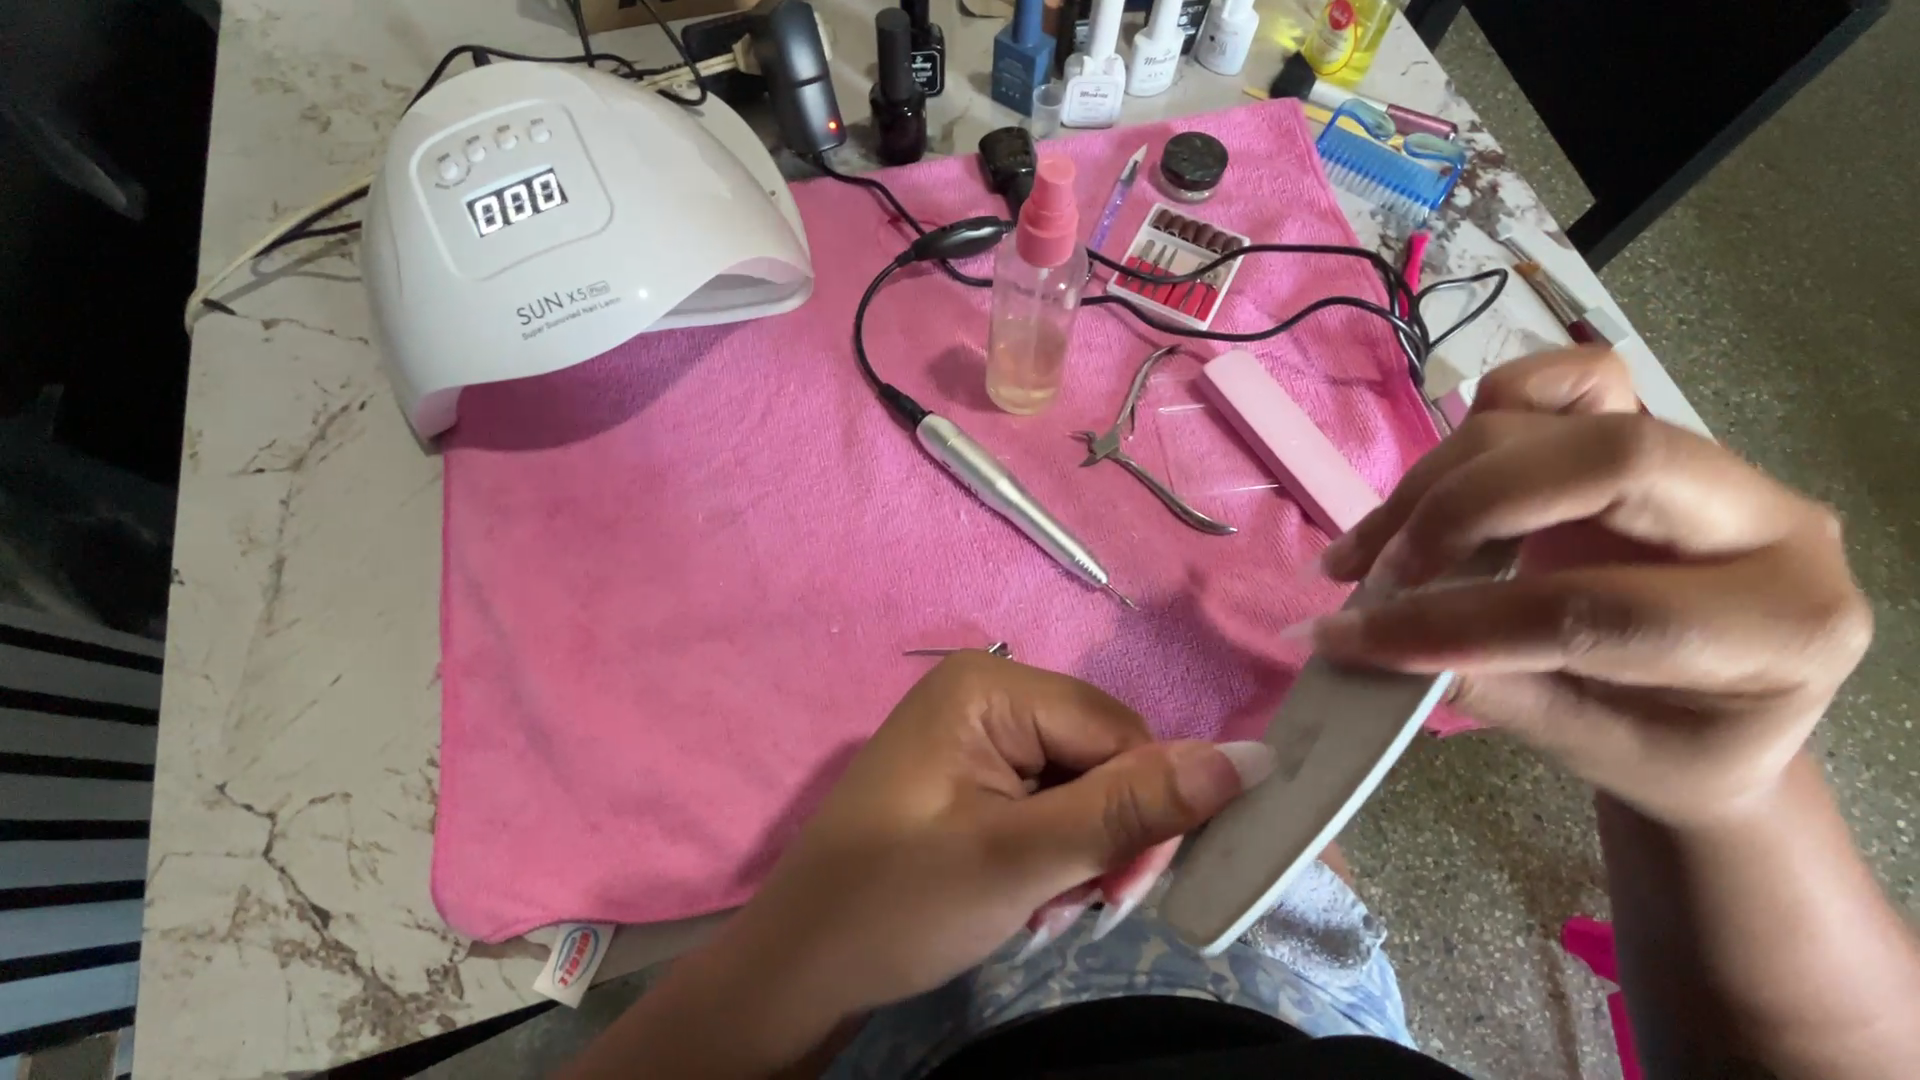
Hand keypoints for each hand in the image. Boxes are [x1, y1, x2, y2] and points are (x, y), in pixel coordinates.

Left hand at [716, 651, 1273, 1019]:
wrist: (799, 967)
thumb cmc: (898, 904)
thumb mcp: (1021, 859)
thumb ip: (1131, 808)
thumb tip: (1249, 760)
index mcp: (989, 687)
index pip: (1118, 729)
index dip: (1142, 805)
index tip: (1123, 885)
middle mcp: (984, 693)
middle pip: (1099, 754)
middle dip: (1104, 834)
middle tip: (1074, 901)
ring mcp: (972, 735)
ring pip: (1078, 786)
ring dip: (1078, 852)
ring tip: (1038, 904)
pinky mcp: (967, 775)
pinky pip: (1043, 801)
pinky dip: (1049, 853)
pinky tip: (1020, 894)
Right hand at [1310, 349, 1872, 826]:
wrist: (1707, 708)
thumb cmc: (1661, 742)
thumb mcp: (1586, 747)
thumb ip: (1486, 689)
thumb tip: (1367, 637)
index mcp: (1778, 626)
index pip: (1593, 606)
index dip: (1455, 620)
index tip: (1351, 637)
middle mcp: (1764, 522)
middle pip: (1603, 462)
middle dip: (1458, 511)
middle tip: (1381, 573)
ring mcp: (1707, 463)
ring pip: (1558, 420)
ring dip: (1436, 481)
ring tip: (1371, 552)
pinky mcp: (1649, 431)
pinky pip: (1571, 381)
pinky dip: (1491, 408)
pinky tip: (1438, 475)